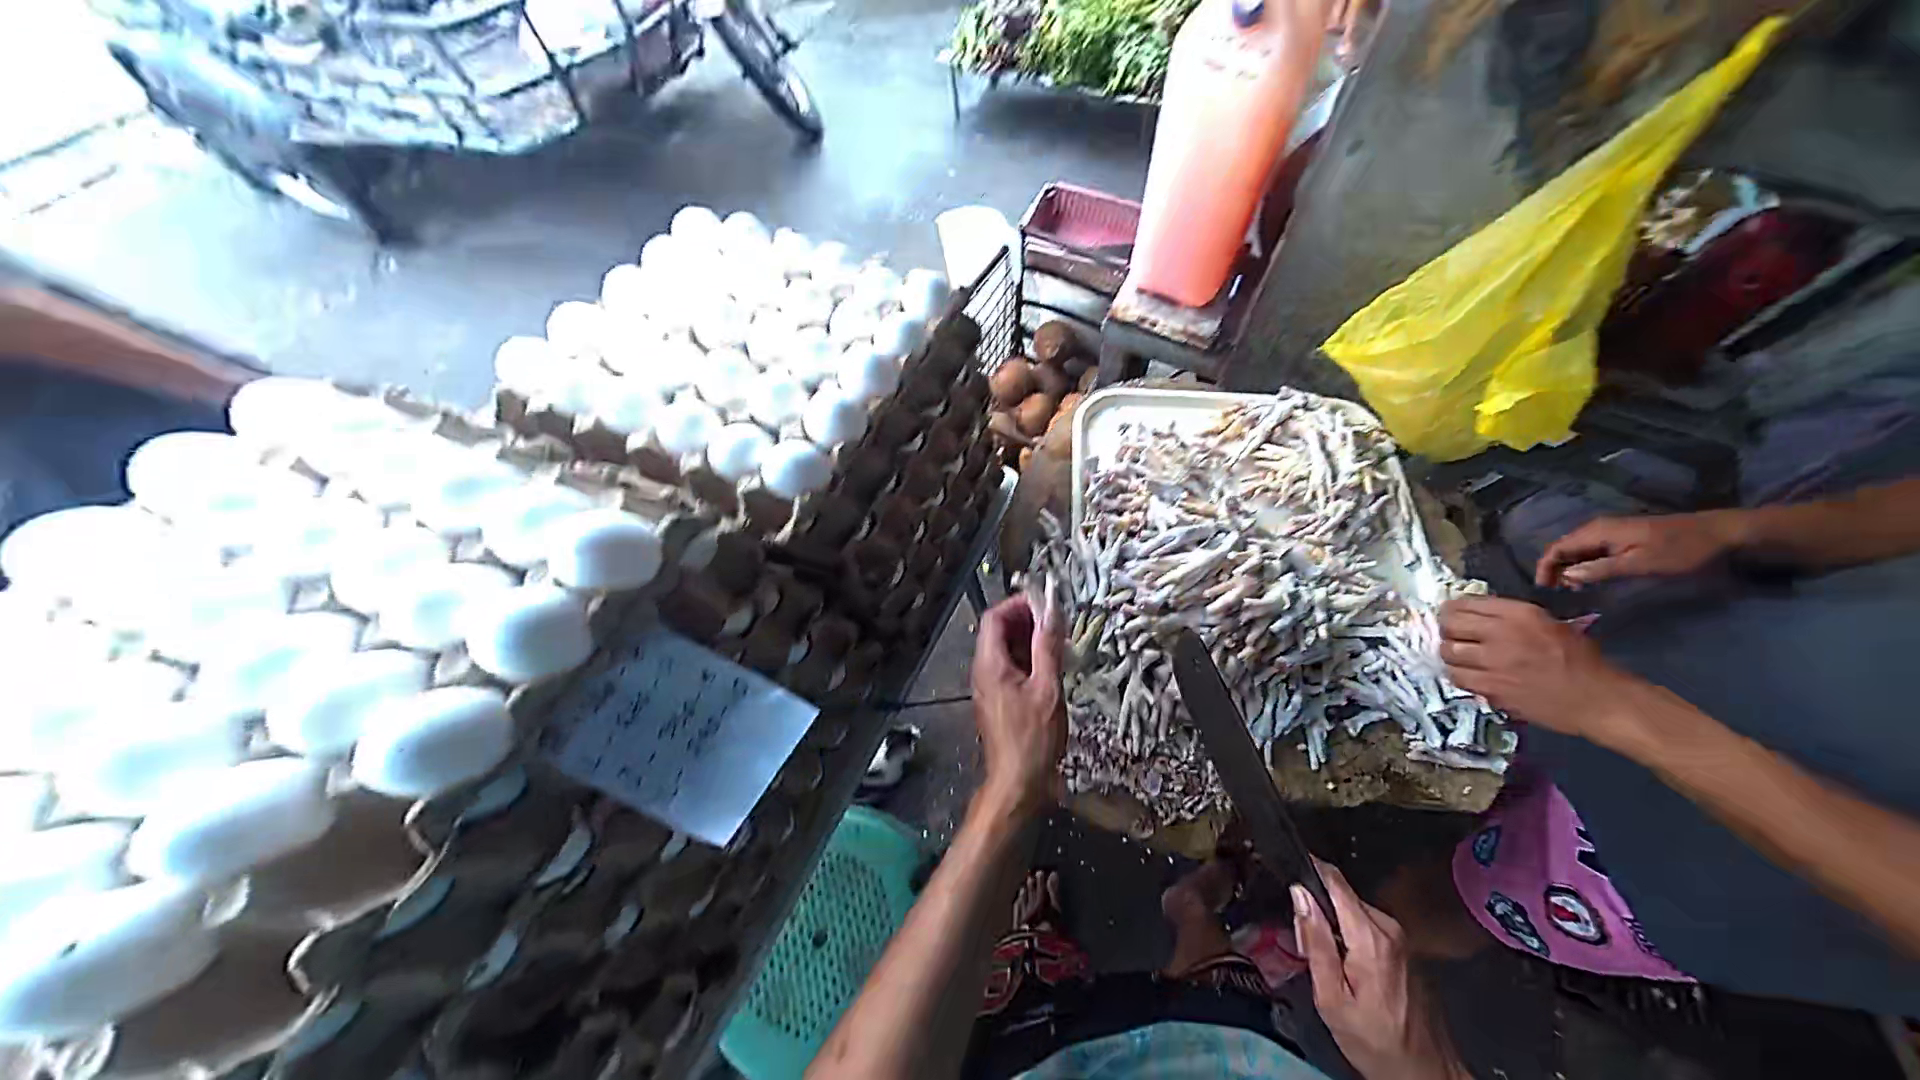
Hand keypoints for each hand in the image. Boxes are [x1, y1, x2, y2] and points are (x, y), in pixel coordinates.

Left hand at [970, 595, 1064, 817]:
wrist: (1018, 782)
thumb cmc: (1033, 737)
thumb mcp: (1047, 688)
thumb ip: (1048, 647)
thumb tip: (1052, 611)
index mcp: (989, 664)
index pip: (994, 617)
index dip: (1019, 604)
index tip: (1045, 604)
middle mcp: (983, 671)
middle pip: (998, 631)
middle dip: (1026, 621)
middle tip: (1056, 623)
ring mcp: (988, 686)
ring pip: (1005, 650)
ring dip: (1029, 640)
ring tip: (1059, 643)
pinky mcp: (998, 699)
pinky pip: (1009, 668)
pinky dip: (1028, 660)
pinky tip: (1051, 667)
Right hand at [1295, 859, 1468, 1079]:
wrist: (1427, 1076)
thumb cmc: (1374, 1042)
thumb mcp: (1331, 998)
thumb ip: (1315, 942)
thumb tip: (1299, 895)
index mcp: (1371, 937)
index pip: (1334, 880)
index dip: (1307, 870)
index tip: (1285, 877)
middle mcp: (1389, 928)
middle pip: (1340, 894)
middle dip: (1315, 906)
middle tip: (1300, 938)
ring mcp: (1400, 938)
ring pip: (1351, 909)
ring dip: (1330, 921)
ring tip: (1320, 955)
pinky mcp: (1404, 948)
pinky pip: (1365, 924)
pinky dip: (1346, 933)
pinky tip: (1342, 963)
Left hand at [1438, 596, 1645, 746]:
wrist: (1600, 699)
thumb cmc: (1580, 659)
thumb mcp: (1546, 623)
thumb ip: (1507, 616)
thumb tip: (1471, 614)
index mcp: (1518, 614)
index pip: (1463, 604)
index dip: (1452, 611)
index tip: (1453, 617)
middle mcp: (1501, 633)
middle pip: (1449, 625)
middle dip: (1448, 630)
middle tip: (1455, 637)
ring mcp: (1494, 662)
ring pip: (1447, 651)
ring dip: (1451, 654)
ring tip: (1461, 657)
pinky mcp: (1491, 687)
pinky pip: (1457, 676)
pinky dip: (1458, 674)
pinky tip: (1469, 675)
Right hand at [1535, 511, 1744, 587]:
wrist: (1721, 533)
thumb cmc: (1680, 550)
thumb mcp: (1639, 564)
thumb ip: (1599, 569)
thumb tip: (1566, 576)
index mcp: (1595, 532)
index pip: (1555, 548)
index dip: (1544, 568)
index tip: (1543, 589)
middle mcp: (1596, 528)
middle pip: (1562, 548)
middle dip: (1554, 569)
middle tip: (1557, 592)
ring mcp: (1609, 531)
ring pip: (1576, 550)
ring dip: (1569, 568)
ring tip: (1572, 588)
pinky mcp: (1621, 536)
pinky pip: (1591, 550)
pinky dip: (1584, 564)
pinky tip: (1590, 577)